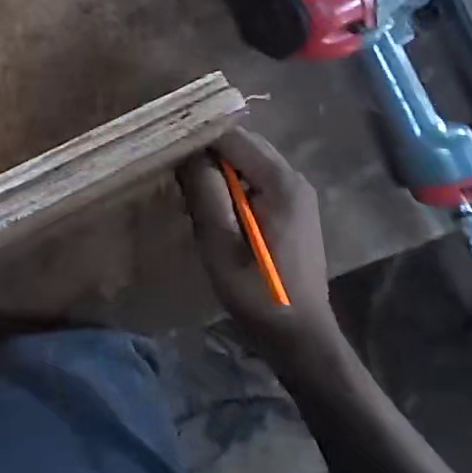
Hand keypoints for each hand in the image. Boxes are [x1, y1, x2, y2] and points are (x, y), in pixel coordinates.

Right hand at [177, 129, 343, 365]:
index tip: (170, 154)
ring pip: (249, 161)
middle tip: (179, 179)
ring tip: (193, 196)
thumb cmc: (258, 292)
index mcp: (280, 180)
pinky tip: (218, 210)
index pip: (232, 136)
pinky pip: (258, 180)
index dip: (199, 140)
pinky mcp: (294, 208)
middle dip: (209, 155)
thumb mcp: (219, 242)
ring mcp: (297, 192)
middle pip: (244, 144)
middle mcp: (294, 176)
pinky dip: (234, 186)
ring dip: (220, 172)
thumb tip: (188, 152)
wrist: (301, 336)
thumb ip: (204, 191)